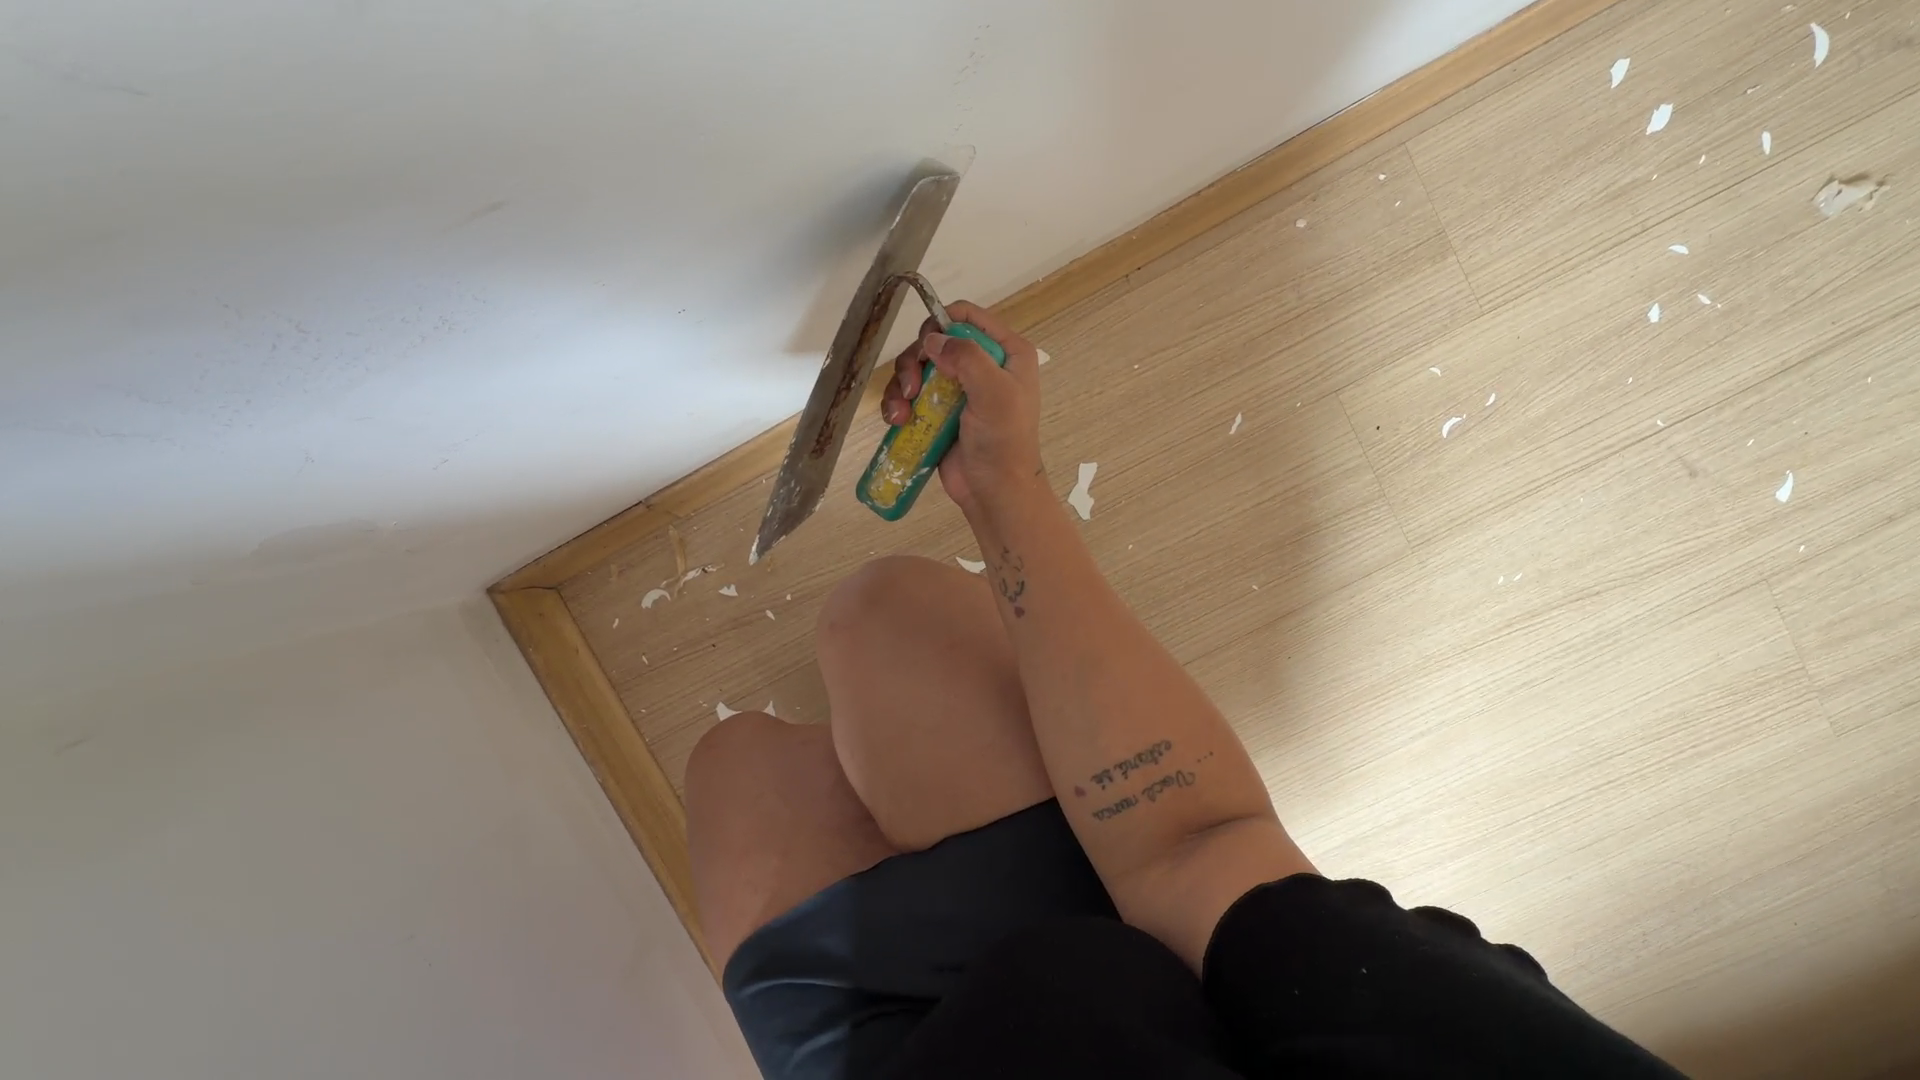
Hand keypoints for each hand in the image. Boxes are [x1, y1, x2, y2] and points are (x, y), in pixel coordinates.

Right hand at [879, 300, 1044, 515]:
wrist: (994, 491)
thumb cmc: (1004, 442)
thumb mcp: (994, 392)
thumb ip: (967, 357)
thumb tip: (933, 340)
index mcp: (1006, 353)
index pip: (968, 317)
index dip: (942, 324)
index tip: (928, 347)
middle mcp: (982, 366)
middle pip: (935, 341)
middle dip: (916, 361)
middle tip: (911, 387)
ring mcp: (958, 390)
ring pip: (917, 369)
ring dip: (902, 385)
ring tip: (900, 412)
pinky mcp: (938, 413)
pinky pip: (910, 396)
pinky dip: (898, 404)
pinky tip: (896, 420)